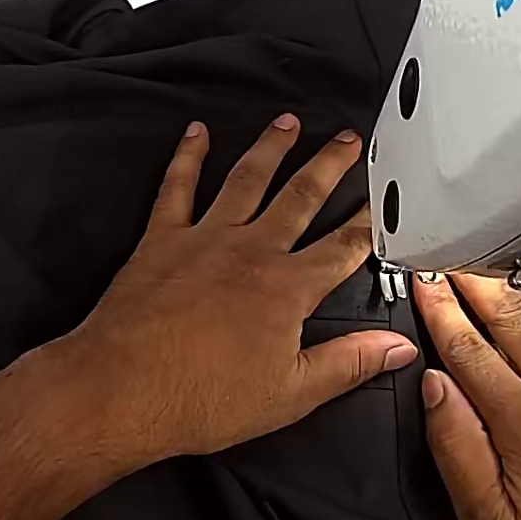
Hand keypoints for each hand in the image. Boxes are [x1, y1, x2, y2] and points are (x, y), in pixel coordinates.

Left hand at [47, 114, 417, 469]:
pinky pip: (177, 185)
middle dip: (329, 166)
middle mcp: (250, 251)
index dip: (368, 224)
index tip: (381, 203)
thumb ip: (348, 364)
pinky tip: (197, 134)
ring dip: (270, 147)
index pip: (342, 248)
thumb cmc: (201, 396)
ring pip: (247, 179)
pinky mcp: (161, 238)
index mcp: (286, 289)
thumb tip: (396, 349)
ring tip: (287, 123)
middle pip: (301, 196)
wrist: (124, 388)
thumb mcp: (290, 394)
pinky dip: (188, 156)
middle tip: (345, 140)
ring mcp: (204, 238)